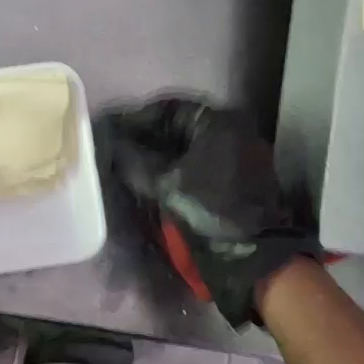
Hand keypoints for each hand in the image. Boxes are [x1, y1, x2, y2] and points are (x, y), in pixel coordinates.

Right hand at [99, 98, 316, 326]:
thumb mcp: (163, 185)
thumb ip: (133, 161)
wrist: (253, 255)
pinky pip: (204, 161)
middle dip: (148, 136)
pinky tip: (157, 178)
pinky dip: (180, 166)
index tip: (111, 129)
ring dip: (163, 152)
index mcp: (218, 121)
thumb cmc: (208, 211)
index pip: (167, 107)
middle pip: (181, 125)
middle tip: (118, 148)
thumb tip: (110, 145)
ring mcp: (242, 152)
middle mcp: (234, 129)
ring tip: (132, 164)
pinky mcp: (243, 175)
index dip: (135, 118)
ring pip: (192, 144)